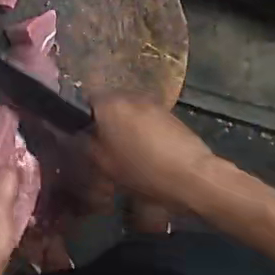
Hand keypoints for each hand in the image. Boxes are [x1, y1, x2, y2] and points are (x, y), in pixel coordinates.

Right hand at [88, 96, 243, 209]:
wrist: (193, 177)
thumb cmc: (142, 170)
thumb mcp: (103, 164)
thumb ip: (86, 145)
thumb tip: (81, 135)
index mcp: (108, 104)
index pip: (86, 102)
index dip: (83, 120)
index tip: (85, 138)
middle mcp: (130, 97)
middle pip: (110, 107)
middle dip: (107, 124)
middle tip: (105, 149)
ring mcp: (154, 105)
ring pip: (130, 114)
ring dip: (127, 129)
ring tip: (128, 155)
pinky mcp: (172, 116)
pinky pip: (148, 122)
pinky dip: (145, 134)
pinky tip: (149, 156)